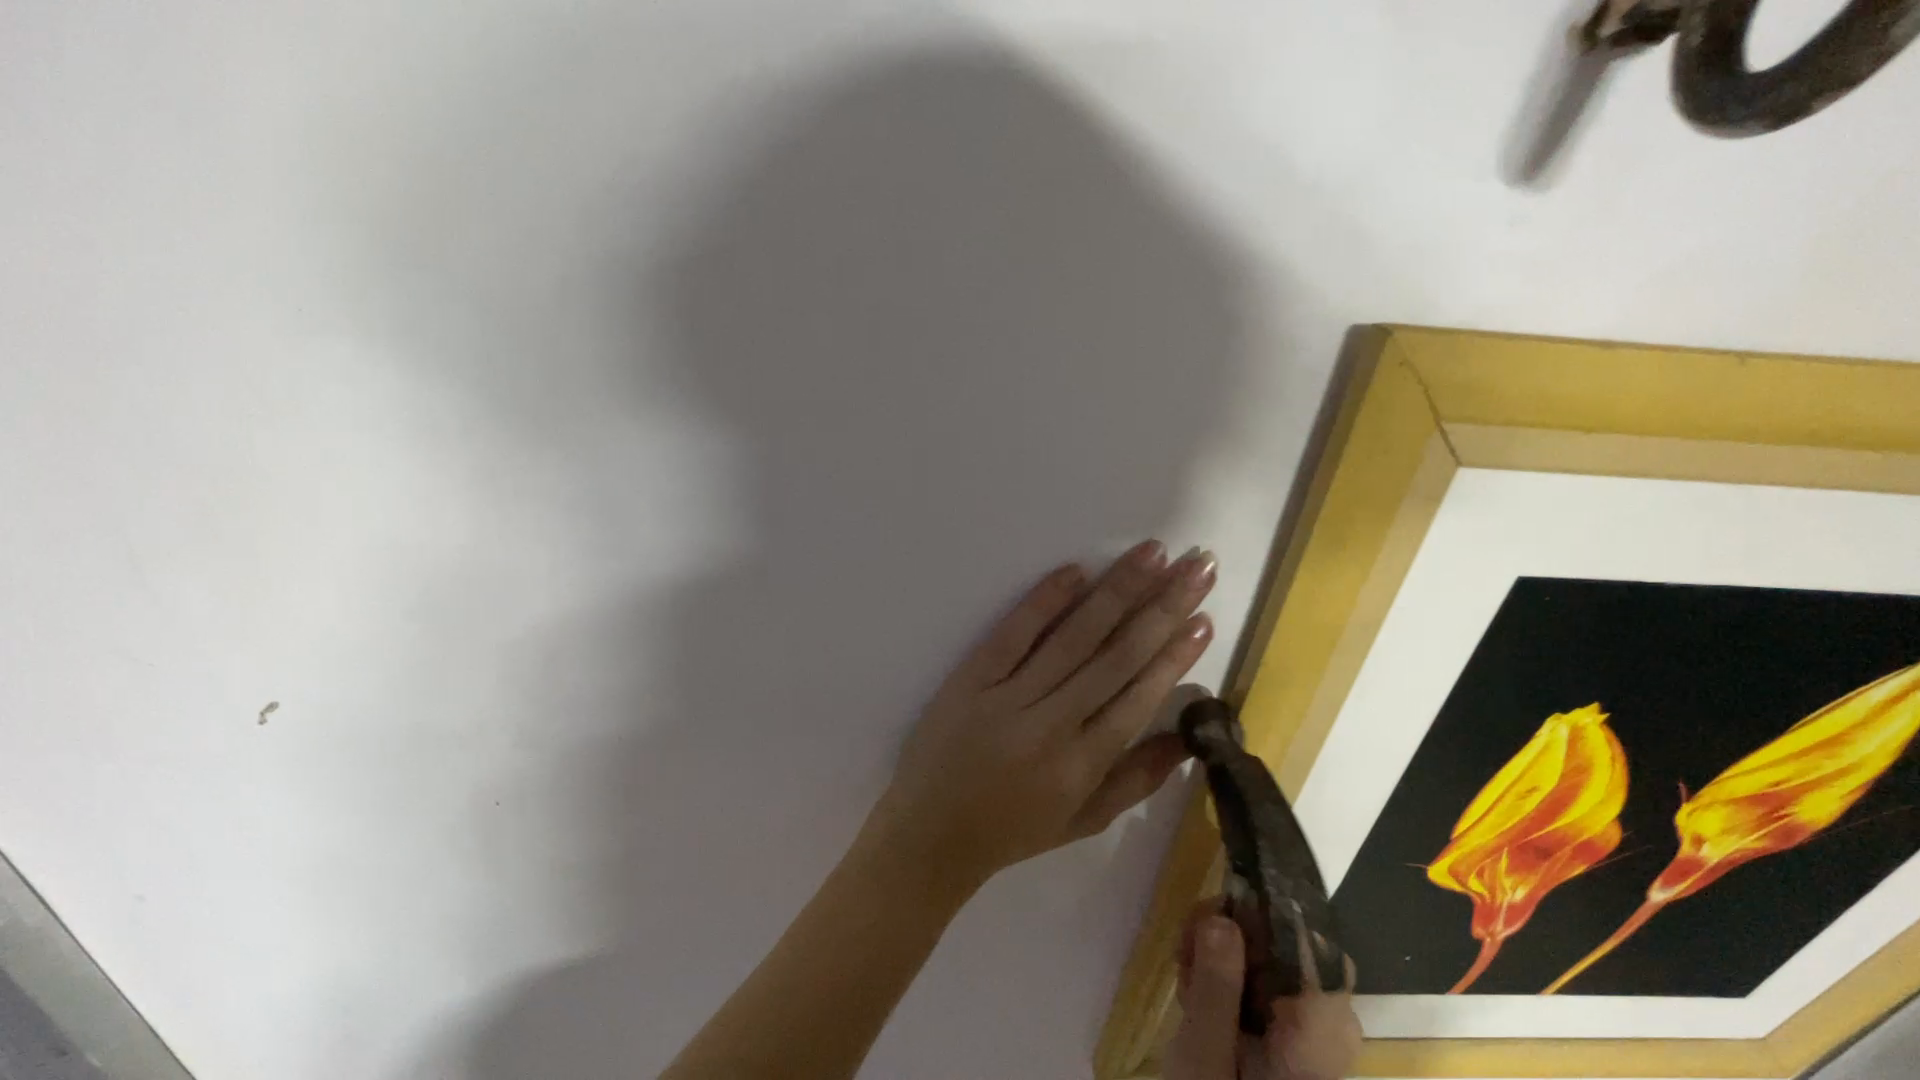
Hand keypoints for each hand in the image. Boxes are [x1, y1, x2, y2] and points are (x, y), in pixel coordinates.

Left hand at [869, 540, 1216, 890]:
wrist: (928, 835)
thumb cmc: (1012, 831)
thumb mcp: (1082, 822)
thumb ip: (1136, 781)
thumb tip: (1188, 740)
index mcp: (1082, 765)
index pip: (1138, 697)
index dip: (1175, 655)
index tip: (1205, 618)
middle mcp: (1051, 726)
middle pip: (1116, 656)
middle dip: (1162, 607)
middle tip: (1199, 566)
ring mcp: (1007, 698)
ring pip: (1072, 638)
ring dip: (1116, 591)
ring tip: (1153, 553)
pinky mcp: (969, 679)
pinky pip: (1012, 635)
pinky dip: (1044, 601)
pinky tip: (1076, 571)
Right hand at [1166, 909, 1363, 1079]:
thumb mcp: (1205, 1055)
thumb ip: (1215, 983)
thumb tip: (1222, 916)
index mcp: (1320, 1022)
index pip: (1304, 933)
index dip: (1255, 911)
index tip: (1204, 919)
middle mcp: (1332, 1020)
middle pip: (1286, 943)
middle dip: (1229, 936)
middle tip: (1182, 954)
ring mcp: (1319, 1032)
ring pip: (1273, 961)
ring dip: (1224, 958)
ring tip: (1185, 982)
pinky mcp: (1302, 1043)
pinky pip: (1270, 989)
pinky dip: (1232, 984)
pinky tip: (1199, 998)